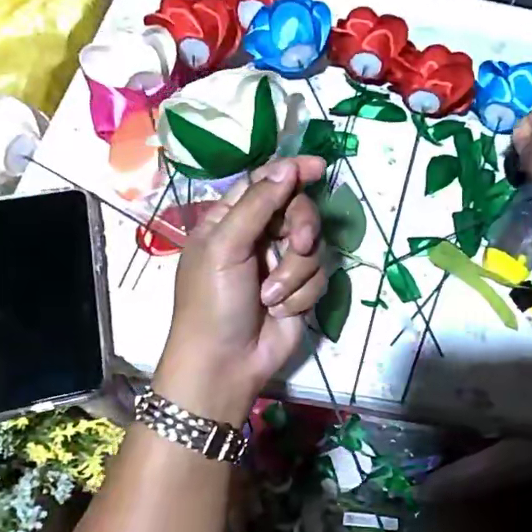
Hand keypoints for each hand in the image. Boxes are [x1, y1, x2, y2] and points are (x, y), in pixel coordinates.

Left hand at [154, 156, 328, 422]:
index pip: (265, 184)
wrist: (225, 363)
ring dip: (295, 274)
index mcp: (230, 220)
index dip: (292, 172)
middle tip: (298, 243)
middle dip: (302, 228)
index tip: (319, 168)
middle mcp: (258, 238)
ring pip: (313, 248)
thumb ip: (258, 205)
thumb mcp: (225, 247)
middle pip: (298, 211)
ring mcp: (280, 265)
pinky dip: (301, 295)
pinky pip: (318, 277)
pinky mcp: (300, 290)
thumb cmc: (212, 302)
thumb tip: (287, 168)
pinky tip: (280, 312)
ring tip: (271, 298)